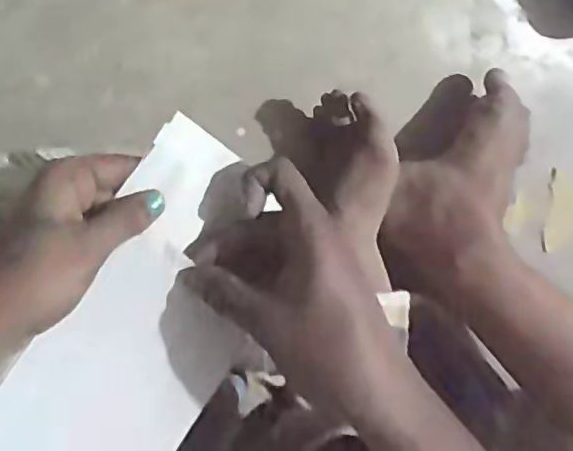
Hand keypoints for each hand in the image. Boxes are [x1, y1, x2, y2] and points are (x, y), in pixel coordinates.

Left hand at [0, 155, 163, 338]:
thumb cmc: (39, 275)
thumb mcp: (89, 246)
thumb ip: (125, 219)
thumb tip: (157, 195)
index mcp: (66, 176)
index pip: (118, 164)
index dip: (149, 174)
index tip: (184, 186)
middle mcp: (58, 187)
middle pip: (109, 184)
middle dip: (139, 199)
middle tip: (180, 216)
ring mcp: (52, 214)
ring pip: (99, 209)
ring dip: (124, 221)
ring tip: (164, 234)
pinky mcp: (49, 240)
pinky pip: (87, 228)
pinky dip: (107, 236)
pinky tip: (131, 252)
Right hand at [180, 160, 412, 434]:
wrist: (384, 398)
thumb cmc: (328, 347)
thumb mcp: (269, 320)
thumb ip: (226, 293)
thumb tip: (187, 275)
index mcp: (310, 226)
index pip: (279, 173)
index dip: (251, 182)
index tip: (234, 215)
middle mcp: (316, 233)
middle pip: (264, 219)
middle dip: (228, 241)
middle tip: (195, 270)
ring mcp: (320, 261)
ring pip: (270, 247)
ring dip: (238, 264)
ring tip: (206, 290)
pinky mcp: (322, 286)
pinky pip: (282, 267)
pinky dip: (256, 278)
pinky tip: (231, 304)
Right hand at [383, 69, 529, 290]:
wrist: (464, 275)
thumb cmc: (431, 222)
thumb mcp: (395, 179)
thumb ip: (376, 143)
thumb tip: (359, 106)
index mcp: (477, 148)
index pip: (498, 110)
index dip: (498, 91)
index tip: (490, 75)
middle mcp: (497, 161)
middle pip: (515, 126)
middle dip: (505, 106)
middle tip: (490, 92)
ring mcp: (503, 185)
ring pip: (517, 147)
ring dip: (508, 127)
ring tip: (488, 115)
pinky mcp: (499, 203)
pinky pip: (509, 164)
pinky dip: (504, 149)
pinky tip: (481, 154)